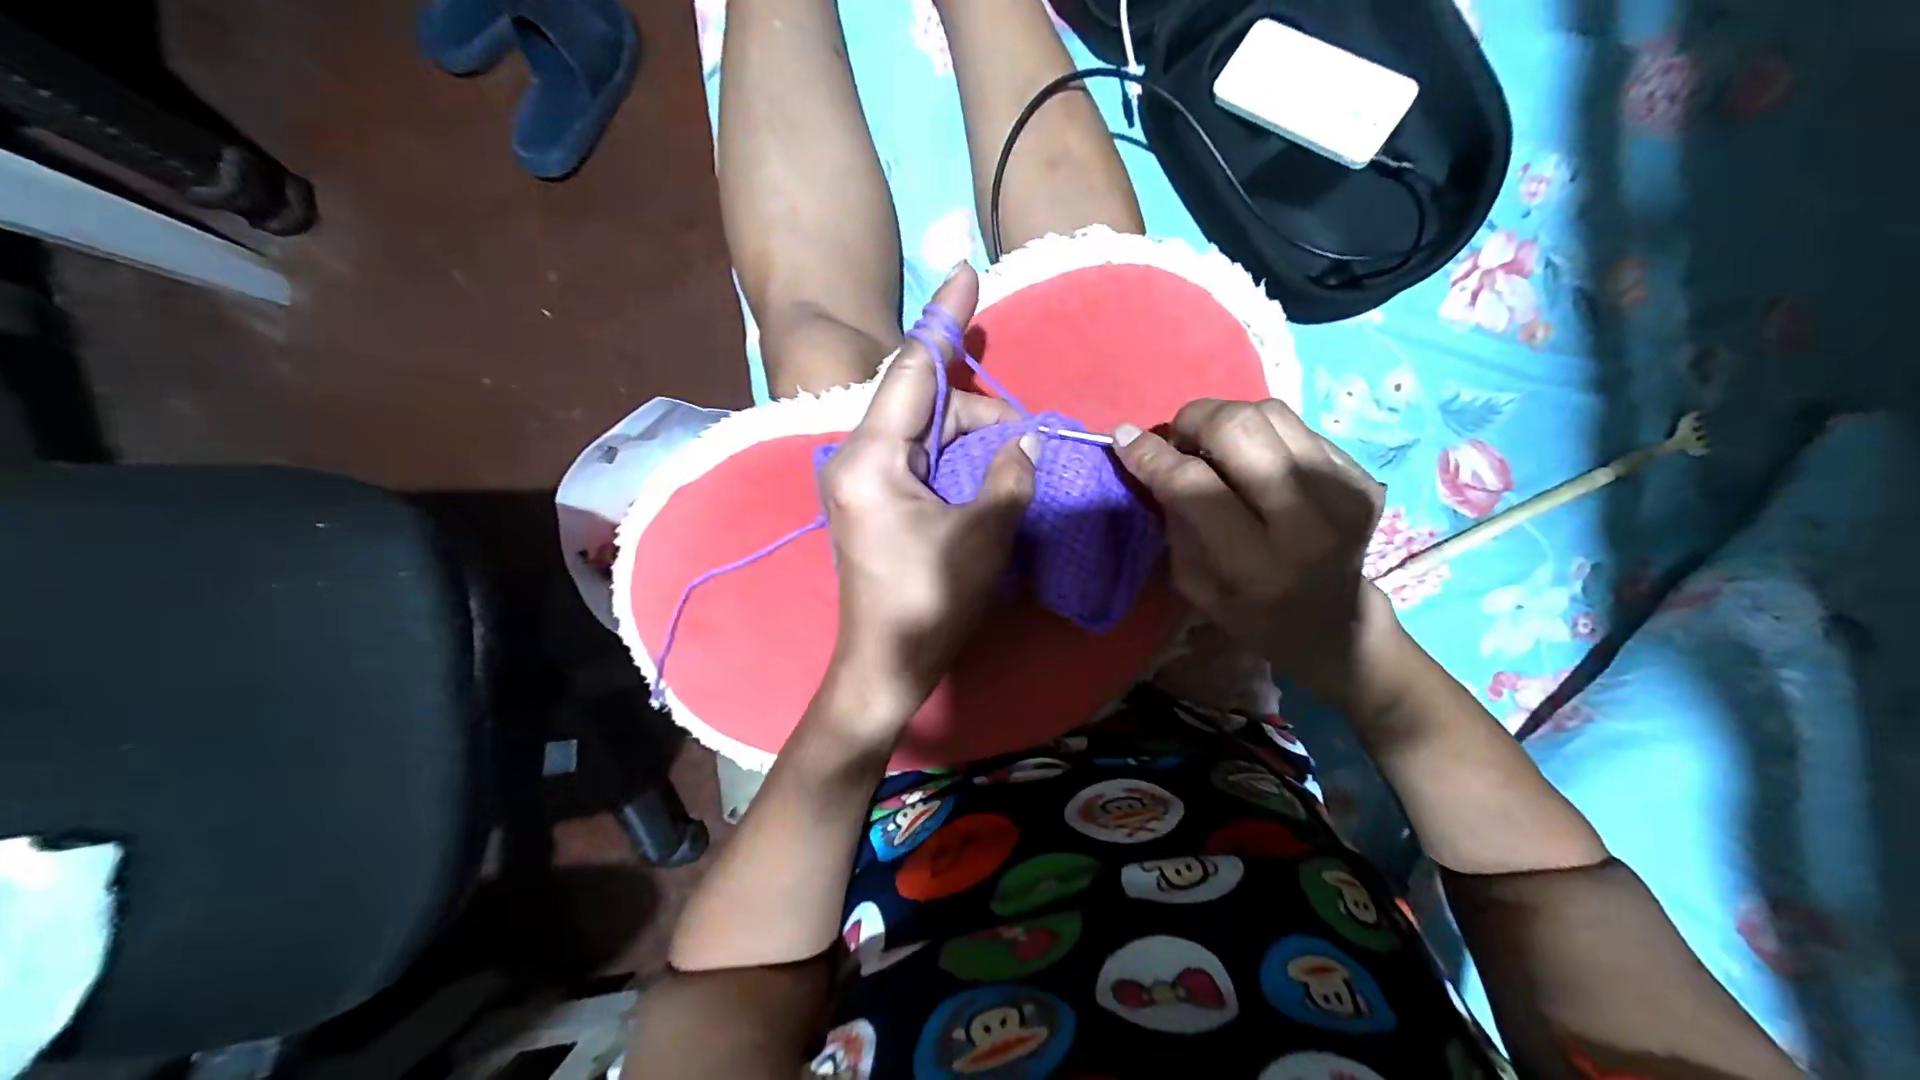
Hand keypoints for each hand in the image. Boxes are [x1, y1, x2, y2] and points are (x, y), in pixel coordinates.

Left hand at [818, 265, 1039, 726]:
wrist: (884, 665)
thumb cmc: (928, 604)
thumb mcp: (981, 536)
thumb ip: (1008, 476)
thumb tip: (1027, 440)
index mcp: (871, 458)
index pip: (912, 370)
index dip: (943, 321)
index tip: (966, 273)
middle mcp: (857, 457)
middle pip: (924, 403)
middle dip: (978, 410)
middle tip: (1027, 440)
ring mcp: (862, 478)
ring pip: (925, 431)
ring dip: (971, 438)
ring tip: (1014, 462)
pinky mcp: (873, 499)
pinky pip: (918, 457)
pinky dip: (954, 457)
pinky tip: (986, 469)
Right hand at [1112, 399, 1395, 706]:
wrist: (1333, 621)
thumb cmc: (1250, 611)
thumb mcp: (1194, 582)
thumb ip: (1175, 517)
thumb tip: (1150, 451)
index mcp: (1258, 564)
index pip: (1196, 485)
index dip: (1153, 455)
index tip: (1125, 438)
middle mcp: (1308, 521)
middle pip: (1238, 427)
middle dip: (1193, 421)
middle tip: (1180, 442)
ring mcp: (1343, 491)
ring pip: (1268, 412)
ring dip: (1227, 421)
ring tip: (1215, 448)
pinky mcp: (1361, 474)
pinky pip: (1295, 426)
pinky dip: (1262, 435)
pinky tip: (1256, 462)